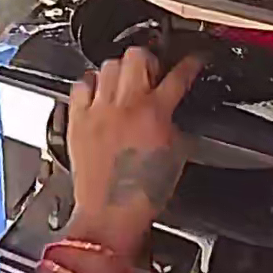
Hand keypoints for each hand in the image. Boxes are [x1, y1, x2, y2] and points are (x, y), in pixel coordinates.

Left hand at [64, 46, 205, 254]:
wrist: (110, 216)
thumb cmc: (142, 193)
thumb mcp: (176, 154)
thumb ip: (174, 123)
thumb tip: (172, 109)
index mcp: (155, 113)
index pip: (178, 76)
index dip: (190, 63)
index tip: (193, 59)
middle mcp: (125, 105)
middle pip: (137, 56)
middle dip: (149, 60)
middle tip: (152, 74)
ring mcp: (99, 110)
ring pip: (109, 65)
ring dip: (121, 70)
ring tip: (125, 84)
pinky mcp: (78, 120)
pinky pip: (81, 86)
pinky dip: (92, 85)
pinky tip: (99, 95)